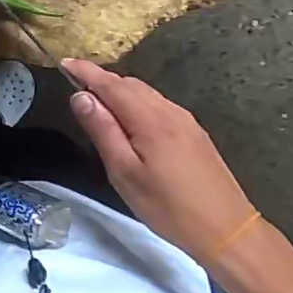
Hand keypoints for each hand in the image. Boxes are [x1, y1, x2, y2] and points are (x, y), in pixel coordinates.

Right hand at [63, 59, 259, 262]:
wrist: (227, 230)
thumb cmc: (168, 206)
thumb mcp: (124, 172)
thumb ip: (102, 130)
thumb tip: (80, 96)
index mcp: (150, 119)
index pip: (111, 84)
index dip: (86, 71)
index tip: (64, 62)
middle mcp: (169, 111)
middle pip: (129, 84)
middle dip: (101, 81)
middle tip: (75, 89)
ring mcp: (186, 121)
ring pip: (146, 94)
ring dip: (119, 92)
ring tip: (98, 105)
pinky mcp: (194, 134)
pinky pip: (158, 105)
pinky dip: (136, 103)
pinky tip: (130, 122)